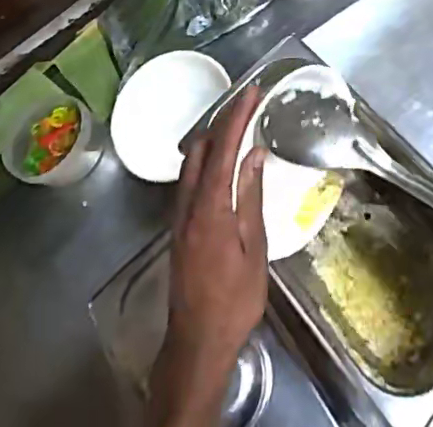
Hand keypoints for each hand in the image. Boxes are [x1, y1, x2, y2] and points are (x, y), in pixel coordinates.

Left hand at [150, 87, 267, 426]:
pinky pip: (189, 177)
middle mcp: (188, 203)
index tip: (250, 92)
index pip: (223, 149)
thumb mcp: (254, 249)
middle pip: (202, 148)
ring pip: (191, 161)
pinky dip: (205, 157)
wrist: (197, 341)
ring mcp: (179, 214)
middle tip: (245, 101)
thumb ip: (251, 198)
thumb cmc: (234, 299)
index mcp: (211, 207)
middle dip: (222, 119)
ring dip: (212, 136)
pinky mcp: (177, 225)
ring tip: (235, 121)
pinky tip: (219, 159)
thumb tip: (254, 155)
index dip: (236, 116)